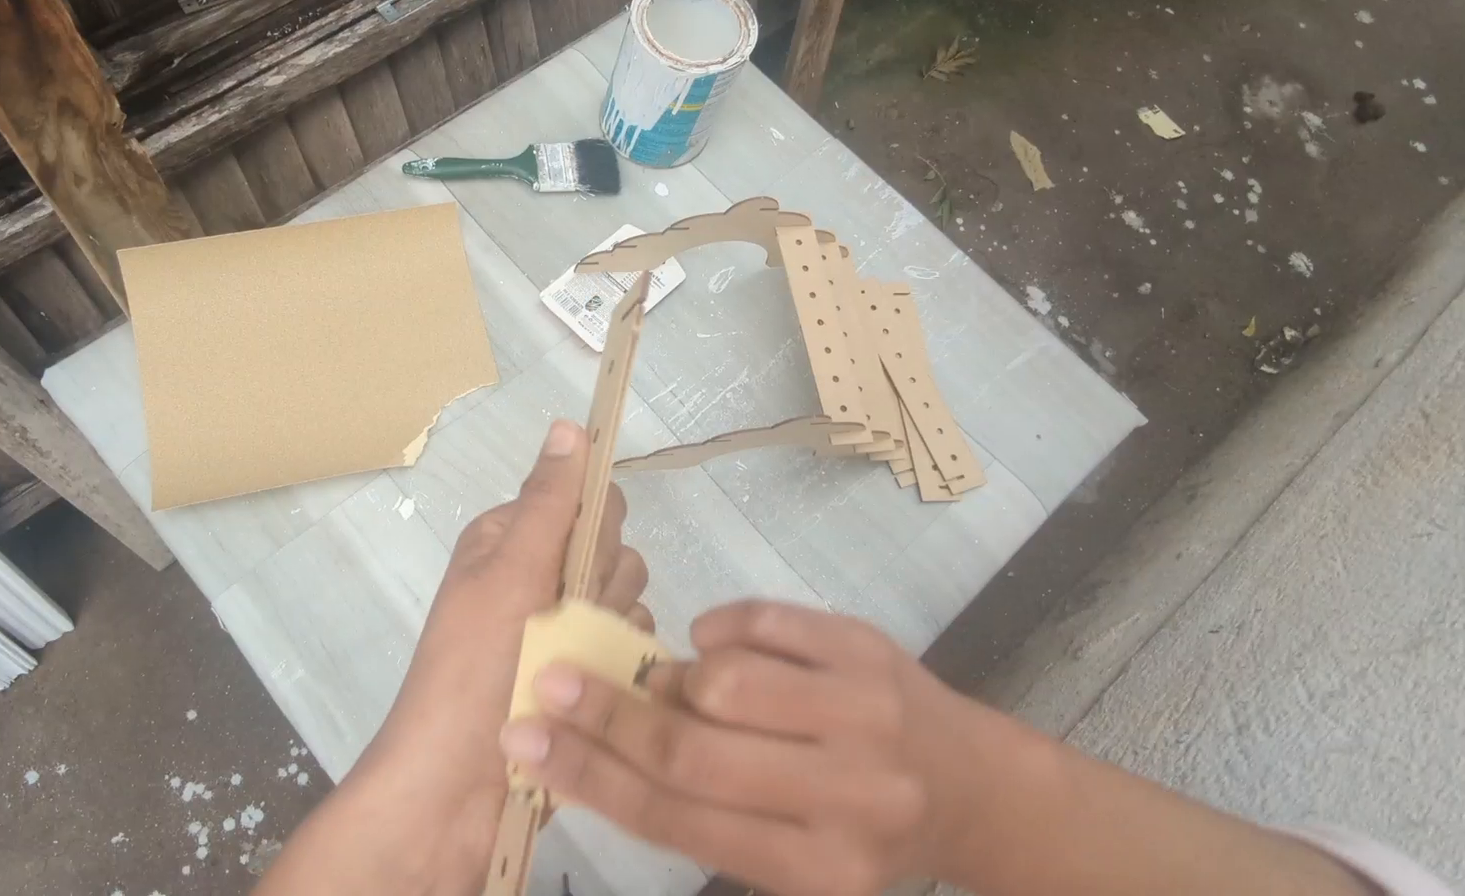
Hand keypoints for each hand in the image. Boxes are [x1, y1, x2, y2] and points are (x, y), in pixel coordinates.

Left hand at [255, 420, 650, 895]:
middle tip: (560, 623)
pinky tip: (595, 692)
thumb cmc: (472, 668)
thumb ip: (548, 502)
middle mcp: (536, 573)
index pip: (585, 499)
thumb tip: (569, 424)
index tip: (574, 564)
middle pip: (612, 549)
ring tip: (569, 670)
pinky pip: (630, 647)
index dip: (593, 527)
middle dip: (600, 587)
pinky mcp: (581, 672)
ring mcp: (560, 625)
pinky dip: (618, 667)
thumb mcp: (507, 574)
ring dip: (608, 632)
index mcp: (510, 537)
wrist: (453, 791)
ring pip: (628, 598)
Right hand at [498, 600, 1003, 895]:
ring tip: (686, 682)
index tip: (525, 737)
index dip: (589, 776)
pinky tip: (722, 645)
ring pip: (724, 679)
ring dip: (681, 675)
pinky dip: (722, 626)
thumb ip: (697, 802)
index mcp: (812, 870)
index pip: (675, 821)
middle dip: (606, 714)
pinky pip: (759, 619)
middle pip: (691, 753)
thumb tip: (597, 737)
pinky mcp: (866, 648)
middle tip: (553, 680)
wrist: (966, 783)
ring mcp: (863, 715)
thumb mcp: (785, 843)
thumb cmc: (854, 820)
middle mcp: (846, 800)